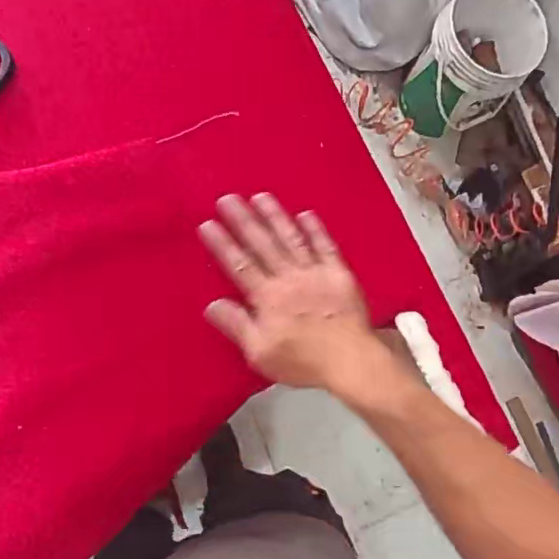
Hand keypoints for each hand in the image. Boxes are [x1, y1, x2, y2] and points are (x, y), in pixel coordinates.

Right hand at [199, 193, 401, 398]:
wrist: (350, 360)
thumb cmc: (304, 361)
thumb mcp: (260, 352)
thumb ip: (237, 325)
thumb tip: (212, 305)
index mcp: (268, 298)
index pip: (239, 265)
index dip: (222, 243)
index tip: (208, 224)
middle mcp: (289, 278)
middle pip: (262, 244)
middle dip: (243, 220)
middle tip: (228, 198)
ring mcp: (315, 273)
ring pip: (291, 238)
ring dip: (275, 216)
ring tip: (260, 197)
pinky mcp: (339, 274)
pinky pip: (325, 246)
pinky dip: (315, 230)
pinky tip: (305, 214)